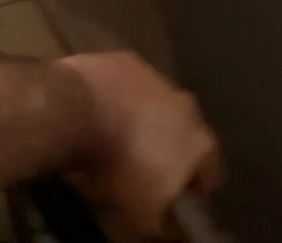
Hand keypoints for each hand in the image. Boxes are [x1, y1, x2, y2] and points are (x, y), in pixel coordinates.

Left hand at [58, 52, 222, 236]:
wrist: (71, 110)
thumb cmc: (113, 167)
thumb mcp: (142, 215)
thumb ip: (166, 223)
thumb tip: (170, 225)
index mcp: (202, 144)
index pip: (210, 174)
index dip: (191, 188)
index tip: (171, 196)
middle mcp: (187, 105)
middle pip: (183, 132)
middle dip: (168, 147)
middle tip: (141, 161)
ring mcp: (154, 76)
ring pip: (156, 102)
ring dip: (144, 116)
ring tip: (116, 129)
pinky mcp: (122, 57)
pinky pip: (127, 81)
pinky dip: (119, 92)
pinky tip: (100, 103)